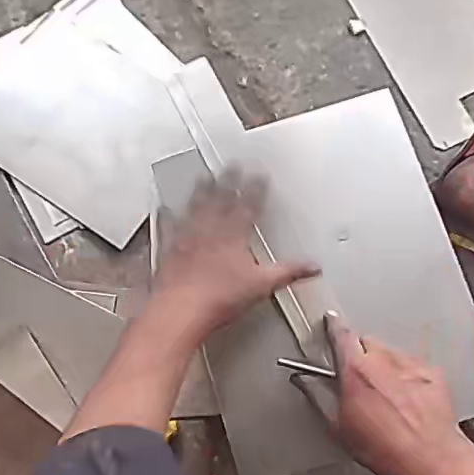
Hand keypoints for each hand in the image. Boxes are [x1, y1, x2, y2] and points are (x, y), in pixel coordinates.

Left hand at [149, 171, 318, 340]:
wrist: (182, 309)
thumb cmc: (219, 298)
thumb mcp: (261, 285)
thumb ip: (287, 273)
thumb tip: (311, 267)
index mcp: (234, 235)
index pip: (249, 205)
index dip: (256, 189)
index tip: (260, 175)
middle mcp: (209, 230)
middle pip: (221, 199)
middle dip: (228, 181)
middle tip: (231, 165)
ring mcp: (187, 237)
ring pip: (195, 207)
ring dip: (200, 191)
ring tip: (203, 177)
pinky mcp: (168, 250)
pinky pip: (167, 227)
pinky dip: (165, 217)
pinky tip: (163, 207)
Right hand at [320, 313, 471, 474]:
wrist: (428, 458)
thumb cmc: (384, 448)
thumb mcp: (338, 427)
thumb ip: (317, 396)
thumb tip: (304, 382)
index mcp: (355, 371)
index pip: (340, 334)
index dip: (333, 326)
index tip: (330, 323)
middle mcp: (383, 361)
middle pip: (365, 342)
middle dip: (359, 354)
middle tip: (357, 377)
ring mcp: (410, 365)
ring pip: (389, 352)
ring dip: (383, 364)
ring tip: (385, 394)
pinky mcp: (433, 372)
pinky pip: (412, 364)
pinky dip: (406, 375)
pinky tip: (406, 398)